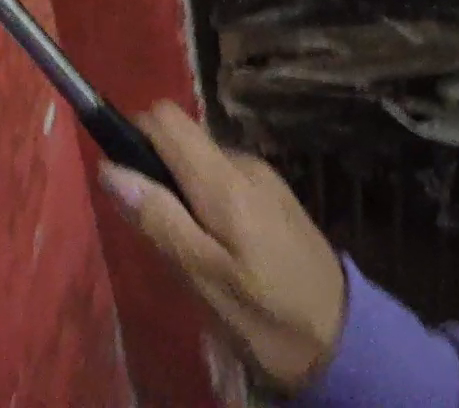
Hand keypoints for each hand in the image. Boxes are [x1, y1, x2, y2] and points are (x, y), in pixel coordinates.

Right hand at [100, 103, 347, 394]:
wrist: (349, 341)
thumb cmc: (267, 315)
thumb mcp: (203, 276)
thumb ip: (158, 218)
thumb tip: (109, 168)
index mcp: (223, 179)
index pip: (166, 118)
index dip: (135, 134)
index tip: (125, 177)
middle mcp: (243, 163)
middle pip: (182, 139)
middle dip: (157, 172)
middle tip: (160, 232)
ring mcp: (263, 177)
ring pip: (200, 161)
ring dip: (181, 190)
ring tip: (190, 249)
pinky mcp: (274, 194)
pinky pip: (223, 178)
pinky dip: (206, 200)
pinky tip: (219, 249)